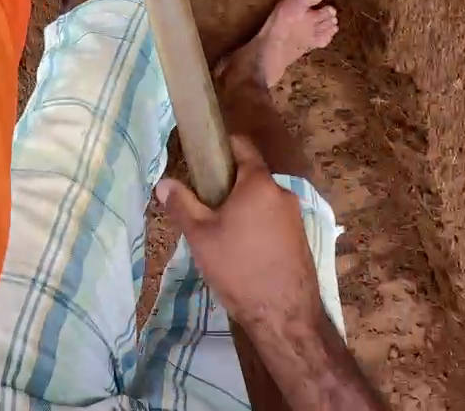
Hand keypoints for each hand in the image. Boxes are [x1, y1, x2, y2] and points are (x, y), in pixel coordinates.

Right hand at [154, 135, 320, 331]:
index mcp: (258, 182)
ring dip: (243, 209)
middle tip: (205, 207)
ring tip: (222, 235)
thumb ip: (181, 205)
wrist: (286, 318)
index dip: (221, 146)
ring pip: (262, 201)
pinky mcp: (301, 240)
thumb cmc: (239, 268)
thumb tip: (163, 183)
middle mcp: (282, 192)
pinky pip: (274, 221)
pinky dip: (258, 228)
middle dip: (228, 186)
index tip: (202, 158)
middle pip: (250, 176)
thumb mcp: (201, 236)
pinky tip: (244, 254)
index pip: (242, 145)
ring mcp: (295, 217)